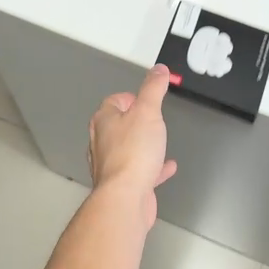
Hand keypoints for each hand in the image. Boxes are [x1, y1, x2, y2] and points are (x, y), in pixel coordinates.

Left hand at [89, 65, 178, 228]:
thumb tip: (158, 69)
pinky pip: (138, 171)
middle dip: (133, 121)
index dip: (129, 98)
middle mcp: (102, 142)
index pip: (113, 101)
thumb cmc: (133, 152)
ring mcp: (110, 166)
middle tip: (150, 118)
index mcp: (104, 121)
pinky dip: (152, 167)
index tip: (143, 99)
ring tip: (156, 141)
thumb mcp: (148, 111)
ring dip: (141, 145)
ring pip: (126, 149)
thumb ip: (154, 88)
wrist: (125, 199)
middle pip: (117, 126)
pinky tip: (166, 167)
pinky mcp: (121, 186)